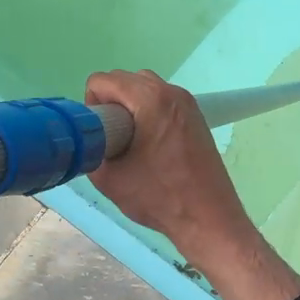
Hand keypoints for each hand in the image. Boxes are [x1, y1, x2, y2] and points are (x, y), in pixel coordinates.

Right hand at [85, 69, 253, 262]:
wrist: (209, 218)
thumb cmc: (159, 198)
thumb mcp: (109, 179)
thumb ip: (90, 152)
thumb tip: (90, 143)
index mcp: (151, 100)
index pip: (104, 81)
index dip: (93, 107)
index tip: (100, 136)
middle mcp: (173, 93)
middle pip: (127, 81)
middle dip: (112, 105)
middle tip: (113, 140)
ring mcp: (190, 105)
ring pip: (147, 90)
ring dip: (132, 109)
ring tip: (132, 145)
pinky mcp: (198, 119)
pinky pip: (164, 104)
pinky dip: (151, 115)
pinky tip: (152, 148)